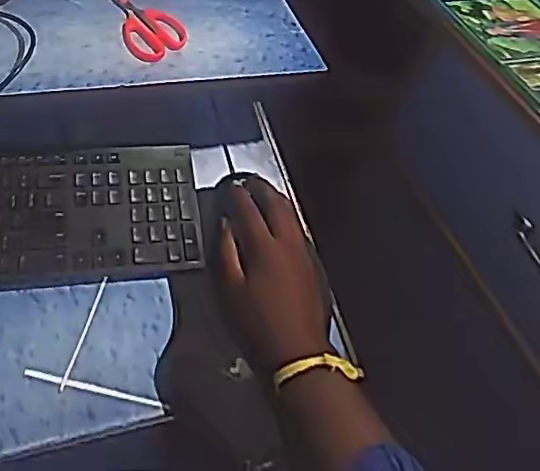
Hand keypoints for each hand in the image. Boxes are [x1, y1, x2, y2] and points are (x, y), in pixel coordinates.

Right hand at [216, 175, 331, 372]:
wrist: (298, 357)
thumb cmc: (257, 324)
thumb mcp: (229, 288)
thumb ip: (225, 250)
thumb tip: (224, 223)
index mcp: (264, 247)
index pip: (247, 207)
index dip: (235, 193)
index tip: (227, 186)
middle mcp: (288, 244)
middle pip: (275, 202)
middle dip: (259, 187)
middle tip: (246, 181)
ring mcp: (305, 254)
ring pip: (292, 214)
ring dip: (275, 199)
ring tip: (262, 194)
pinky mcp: (314, 266)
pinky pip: (299, 230)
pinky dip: (286, 217)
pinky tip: (279, 224)